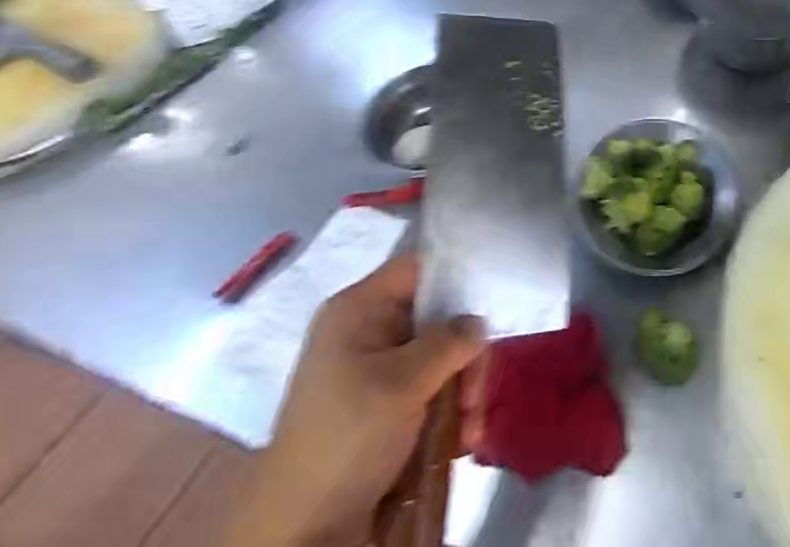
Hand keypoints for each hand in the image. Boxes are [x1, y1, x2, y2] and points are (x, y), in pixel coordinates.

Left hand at [223, 255, 484, 546]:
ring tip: (470, 431)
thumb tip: (478, 324)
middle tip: (474, 397)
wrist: (300, 529)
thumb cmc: (347, 437)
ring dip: (464, 392)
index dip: (456, 278)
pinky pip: (432, 390)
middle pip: (439, 318)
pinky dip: (450, 412)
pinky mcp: (385, 406)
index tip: (489, 309)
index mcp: (359, 309)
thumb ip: (449, 342)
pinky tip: (459, 441)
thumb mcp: (402, 382)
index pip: (419, 268)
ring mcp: (376, 370)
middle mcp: (368, 331)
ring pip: (441, 358)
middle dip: (465, 357)